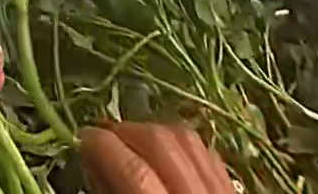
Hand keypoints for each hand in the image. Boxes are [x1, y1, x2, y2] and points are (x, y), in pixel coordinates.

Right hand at [81, 124, 234, 193]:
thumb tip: (93, 162)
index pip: (135, 172)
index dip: (102, 147)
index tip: (81, 138)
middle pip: (160, 144)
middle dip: (124, 131)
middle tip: (101, 138)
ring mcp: (225, 192)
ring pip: (187, 138)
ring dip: (152, 130)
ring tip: (130, 140)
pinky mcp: (235, 188)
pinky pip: (207, 151)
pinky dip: (182, 141)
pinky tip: (164, 148)